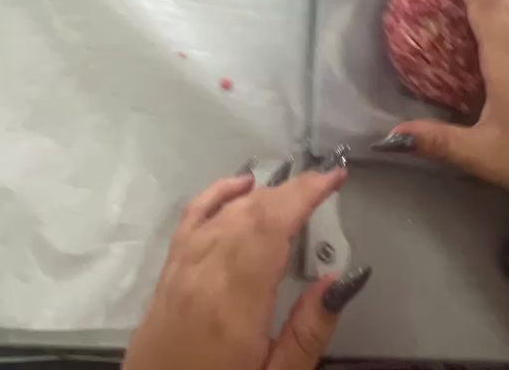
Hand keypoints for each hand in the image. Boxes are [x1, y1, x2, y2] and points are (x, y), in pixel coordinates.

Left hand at [122, 162, 369, 369]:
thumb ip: (307, 332)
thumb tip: (339, 281)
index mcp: (235, 302)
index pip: (272, 225)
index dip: (304, 193)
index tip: (334, 176)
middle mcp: (205, 274)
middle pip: (251, 212)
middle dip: (291, 189)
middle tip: (326, 181)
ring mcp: (182, 270)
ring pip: (226, 212)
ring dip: (263, 193)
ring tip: (296, 187)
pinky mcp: (168, 275)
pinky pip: (192, 218)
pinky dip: (217, 194)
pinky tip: (240, 185)